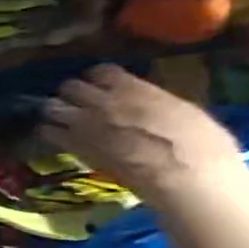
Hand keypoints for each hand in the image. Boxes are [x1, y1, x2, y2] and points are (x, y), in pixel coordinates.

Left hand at [38, 64, 244, 201]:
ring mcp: (84, 124)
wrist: (186, 176)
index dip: (98, 77)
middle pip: (69, 85)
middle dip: (72, 91)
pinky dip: (48, 131)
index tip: (101, 84)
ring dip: (55, 110)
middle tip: (78, 101)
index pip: (100, 70)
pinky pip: (47, 132)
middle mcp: (103, 102)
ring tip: (64, 117)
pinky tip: (58, 135)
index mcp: (133, 89)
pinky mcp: (75, 146)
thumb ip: (148, 98)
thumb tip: (136, 97)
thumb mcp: (181, 108)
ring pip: (51, 106)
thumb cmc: (201, 143)